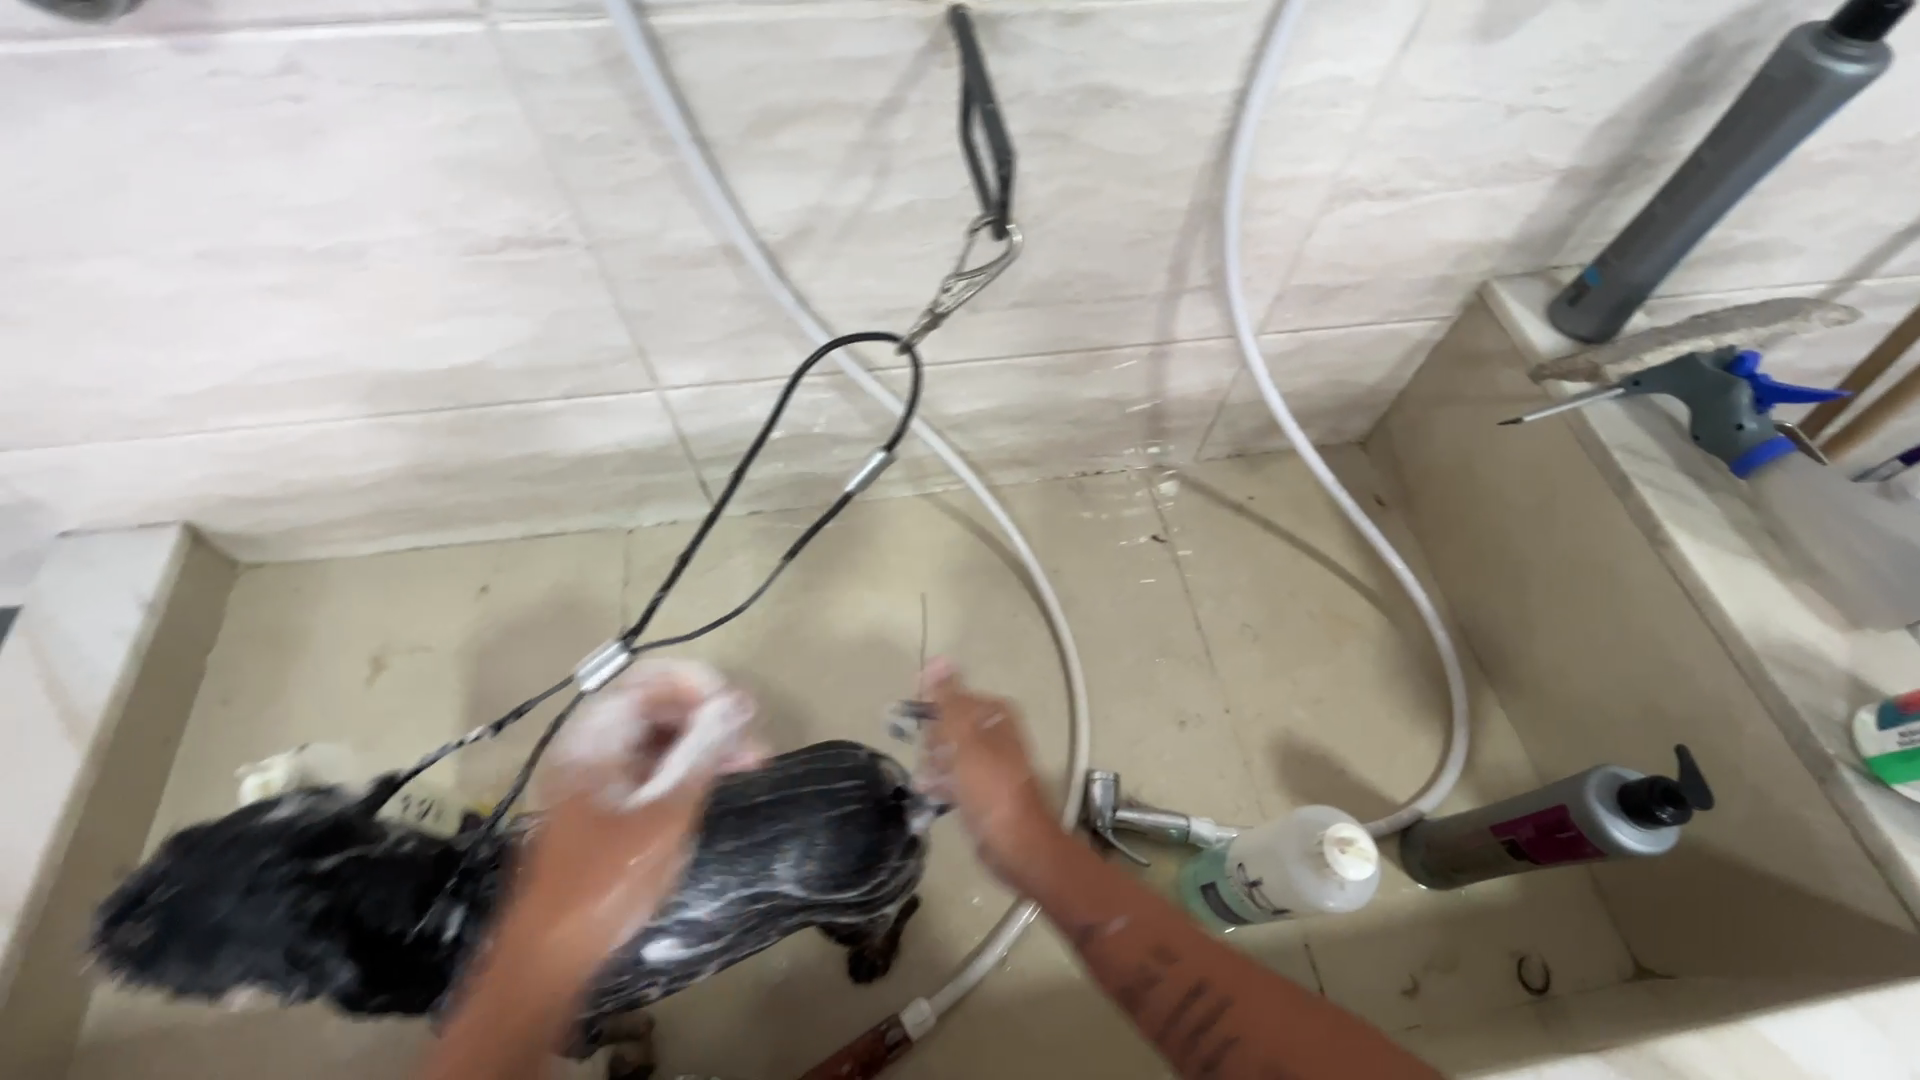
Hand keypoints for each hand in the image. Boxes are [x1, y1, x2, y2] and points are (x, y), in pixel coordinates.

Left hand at [497, 661, 764, 973]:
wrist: (549, 958)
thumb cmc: (608, 880)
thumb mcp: (667, 812)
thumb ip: (703, 751)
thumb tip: (738, 702)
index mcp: (595, 739)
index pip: (649, 680)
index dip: (697, 684)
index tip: (737, 708)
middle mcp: (591, 748)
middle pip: (655, 706)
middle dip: (707, 716)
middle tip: (752, 739)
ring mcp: (596, 778)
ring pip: (657, 738)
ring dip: (703, 743)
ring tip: (749, 763)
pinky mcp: (604, 806)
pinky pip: (651, 767)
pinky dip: (685, 769)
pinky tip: (716, 784)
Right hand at [917, 659, 1056, 882]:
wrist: (1016, 843)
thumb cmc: (990, 787)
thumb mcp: (964, 737)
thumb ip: (948, 699)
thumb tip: (938, 657)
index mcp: (993, 712)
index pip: (947, 699)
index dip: (932, 717)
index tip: (926, 735)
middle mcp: (993, 731)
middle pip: (945, 726)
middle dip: (933, 746)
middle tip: (938, 765)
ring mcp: (988, 760)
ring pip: (946, 754)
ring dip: (934, 769)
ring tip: (935, 785)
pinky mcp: (982, 788)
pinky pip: (953, 778)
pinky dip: (943, 785)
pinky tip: (937, 795)